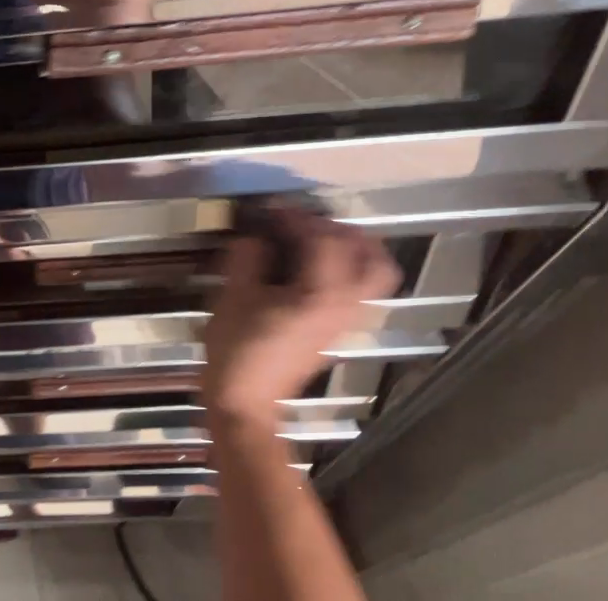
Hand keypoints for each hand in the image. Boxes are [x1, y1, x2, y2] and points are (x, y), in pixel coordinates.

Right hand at [201, 211, 399, 424]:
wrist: (247, 398)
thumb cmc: (237, 347)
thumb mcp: (233, 295)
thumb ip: (248, 257)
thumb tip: (256, 236)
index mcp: (320, 294)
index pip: (325, 240)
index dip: (299, 217)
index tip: (273, 208)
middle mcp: (344, 306)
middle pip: (372, 257)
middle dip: (342, 231)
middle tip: (308, 222)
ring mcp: (346, 321)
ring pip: (374, 276)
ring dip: (352, 250)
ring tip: (316, 240)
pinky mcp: (338, 329)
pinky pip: (360, 291)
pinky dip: (347, 270)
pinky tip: (311, 267)